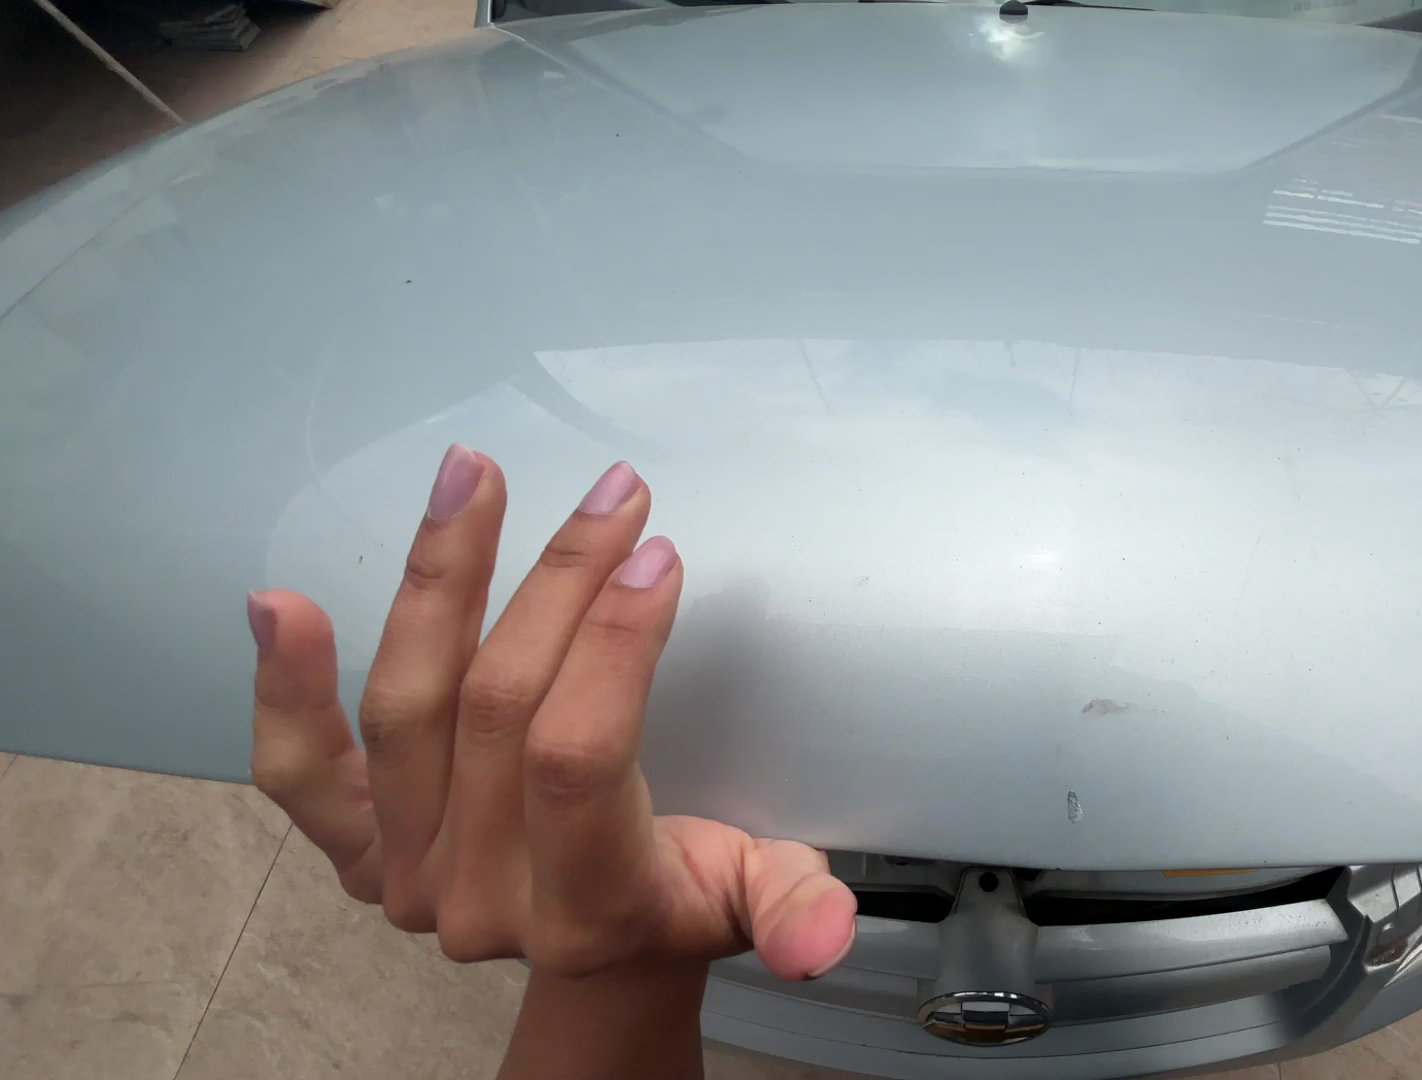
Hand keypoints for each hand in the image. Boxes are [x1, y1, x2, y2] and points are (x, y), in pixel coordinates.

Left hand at [245, 446, 856, 983]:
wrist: (600, 949)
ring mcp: (407, 868)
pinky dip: (286, 688)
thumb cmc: (690, 901)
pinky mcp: (359, 846)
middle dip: (559, 582)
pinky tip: (281, 602)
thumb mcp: (758, 901)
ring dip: (440, 582)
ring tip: (474, 478)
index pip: (579, 753)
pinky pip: (299, 772)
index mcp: (592, 899)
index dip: (615, 643)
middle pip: (496, 707)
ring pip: (407, 709)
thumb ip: (794, 910)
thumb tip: (831, 937)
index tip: (657, 552)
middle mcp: (480, 889)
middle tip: (613, 496)